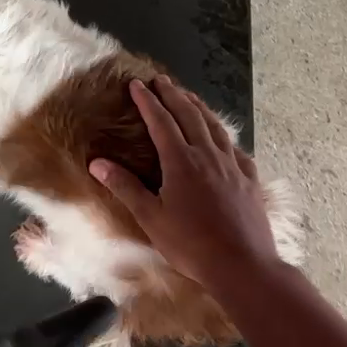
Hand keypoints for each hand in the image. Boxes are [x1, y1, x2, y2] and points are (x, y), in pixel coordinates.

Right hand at [90, 76, 282, 288]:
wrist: (244, 267)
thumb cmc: (191, 244)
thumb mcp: (151, 218)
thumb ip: (125, 187)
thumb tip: (96, 163)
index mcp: (181, 161)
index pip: (160, 122)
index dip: (147, 101)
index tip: (136, 84)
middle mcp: (208, 156)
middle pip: (189, 115)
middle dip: (173, 95)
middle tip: (160, 80)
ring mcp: (233, 166)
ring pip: (214, 127)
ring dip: (198, 107)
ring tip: (188, 96)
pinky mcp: (250, 180)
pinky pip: (234, 147)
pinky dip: (222, 134)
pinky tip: (222, 137)